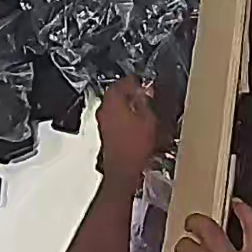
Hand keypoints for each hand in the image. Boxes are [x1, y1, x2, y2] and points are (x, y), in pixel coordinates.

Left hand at [96, 77, 161, 194]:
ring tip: (141, 107)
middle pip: (115, 93)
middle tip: (143, 92)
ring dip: (126, 104)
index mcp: (113, 101)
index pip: (122, 82)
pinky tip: (136, 122)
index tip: (143, 81)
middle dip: (129, 91)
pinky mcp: (105, 134)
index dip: (135, 80)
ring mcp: (103, 122)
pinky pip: (114, 118)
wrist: (124, 171)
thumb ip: (146, 101)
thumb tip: (145, 91)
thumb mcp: (148, 119)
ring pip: (114, 106)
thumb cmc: (135, 146)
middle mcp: (104, 110)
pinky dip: (123, 116)